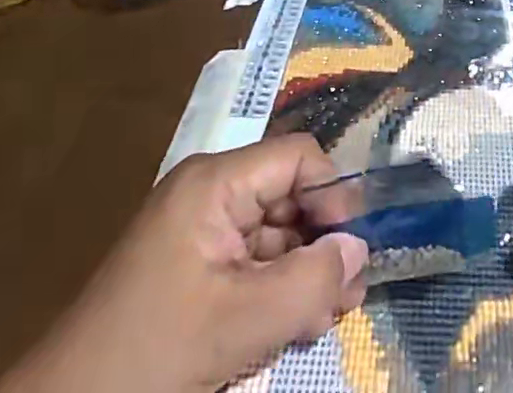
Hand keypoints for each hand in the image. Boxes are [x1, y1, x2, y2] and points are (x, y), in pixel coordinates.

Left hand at [0, 135, 368, 392]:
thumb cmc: (154, 355)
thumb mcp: (245, 321)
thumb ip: (313, 281)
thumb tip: (358, 249)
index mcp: (216, 183)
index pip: (298, 158)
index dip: (332, 196)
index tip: (349, 252)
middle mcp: (210, 192)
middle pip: (289, 195)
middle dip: (321, 244)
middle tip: (345, 299)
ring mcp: (200, 227)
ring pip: (275, 232)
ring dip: (303, 274)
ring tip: (320, 321)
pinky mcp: (194, 262)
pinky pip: (251, 260)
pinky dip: (276, 289)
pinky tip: (289, 328)